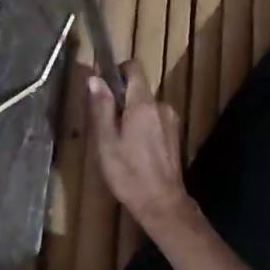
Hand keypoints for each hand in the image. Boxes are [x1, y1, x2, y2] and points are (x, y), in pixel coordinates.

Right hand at [88, 62, 189, 231]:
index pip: (135, 68)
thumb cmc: (128, 173)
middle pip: (139, 89)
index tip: (104, 86)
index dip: (118, 70)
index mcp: (143, 103)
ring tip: (119, 143)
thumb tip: (94, 78)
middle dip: (121, 101)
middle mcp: (161, 105)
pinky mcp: (175, 132)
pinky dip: (143, 127)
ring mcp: (171, 118)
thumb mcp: (106, 142)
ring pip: (146, 107)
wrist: (161, 201)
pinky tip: (135, 151)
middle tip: (104, 126)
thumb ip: (101, 108)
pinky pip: (155, 119)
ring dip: (132, 116)